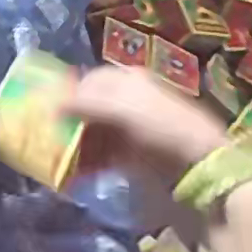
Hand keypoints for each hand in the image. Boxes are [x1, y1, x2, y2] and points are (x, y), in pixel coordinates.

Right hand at [62, 65, 227, 173]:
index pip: (89, 80)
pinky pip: (106, 153)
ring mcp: (134, 127)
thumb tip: (51, 105)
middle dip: (71, 123)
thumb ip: (82, 104)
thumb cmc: (160, 127)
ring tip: (63, 159)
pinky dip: (91, 160)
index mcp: (128, 80)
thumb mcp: (118, 109)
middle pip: (91, 107)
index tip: (50, 113)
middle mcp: (130, 99)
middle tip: (52, 138)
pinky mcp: (138, 153)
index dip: (69, 95)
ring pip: (96, 132)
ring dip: (78, 144)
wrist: (201, 165)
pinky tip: (79, 172)